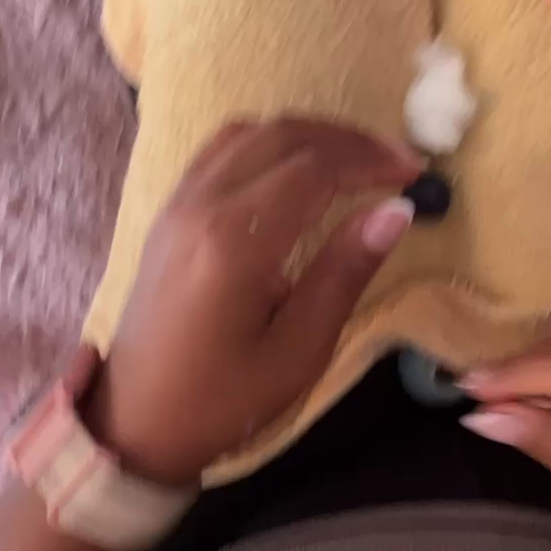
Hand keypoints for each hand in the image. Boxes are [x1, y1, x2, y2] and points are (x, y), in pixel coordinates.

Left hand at [82, 118, 422, 485]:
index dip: (370, 161)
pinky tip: (297, 164)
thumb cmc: (222, 397)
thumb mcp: (298, 350)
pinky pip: (224, 147)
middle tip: (395, 160)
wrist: (136, 419)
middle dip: (349, 139)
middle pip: (285, 135)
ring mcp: (180, 199)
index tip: (414, 173)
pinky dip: (271, 140)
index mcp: (235, 241)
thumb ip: (345, 271)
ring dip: (311, 134)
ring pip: (253, 131)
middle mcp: (203, 203)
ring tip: (356, 157)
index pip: (315, 169)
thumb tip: (396, 211)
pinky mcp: (170, 207)